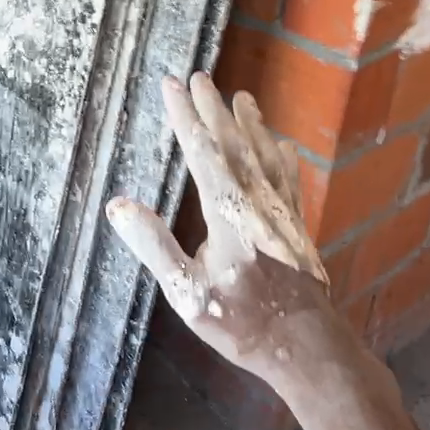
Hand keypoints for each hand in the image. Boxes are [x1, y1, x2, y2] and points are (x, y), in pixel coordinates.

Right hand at [105, 72, 332, 379]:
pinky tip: (281, 144)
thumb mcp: (187, 294)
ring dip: (250, 125)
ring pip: (264, 158)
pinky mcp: (297, 229)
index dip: (185, 117)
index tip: (171, 85)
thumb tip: (119, 205)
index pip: (203, 154)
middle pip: (234, 146)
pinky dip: (281, 157)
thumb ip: (154, 247)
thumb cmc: (242, 323)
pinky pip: (288, 181)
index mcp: (228, 215)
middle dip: (214, 111)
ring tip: (241, 97)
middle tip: (199, 77)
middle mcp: (258, 206)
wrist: (310, 351)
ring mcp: (282, 216)